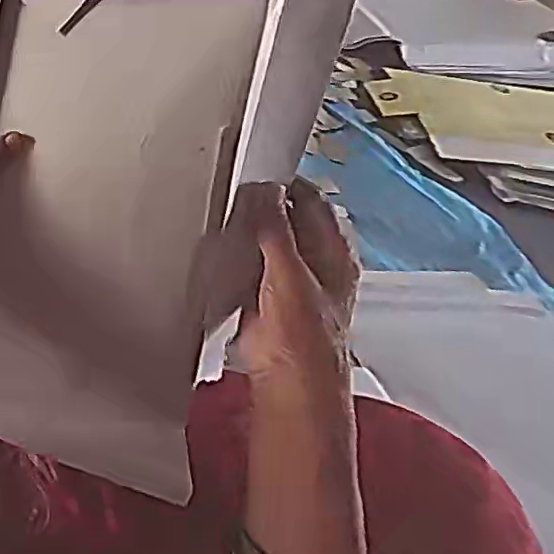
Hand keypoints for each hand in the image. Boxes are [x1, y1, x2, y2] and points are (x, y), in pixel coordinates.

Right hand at [233, 181, 359, 391]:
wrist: (286, 381)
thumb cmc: (302, 334)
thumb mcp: (288, 273)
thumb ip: (275, 229)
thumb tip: (264, 191)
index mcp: (333, 250)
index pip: (311, 200)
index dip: (286, 183)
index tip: (256, 171)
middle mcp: (315, 259)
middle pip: (288, 216)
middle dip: (263, 203)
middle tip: (235, 189)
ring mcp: (289, 275)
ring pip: (267, 237)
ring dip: (249, 227)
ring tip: (224, 210)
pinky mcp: (264, 291)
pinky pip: (250, 258)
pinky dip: (237, 249)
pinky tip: (220, 242)